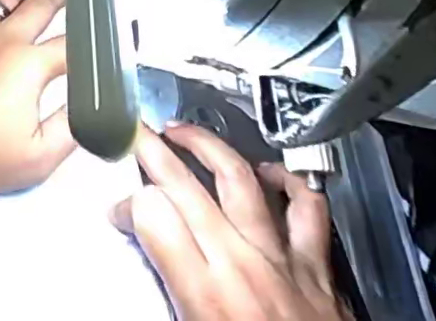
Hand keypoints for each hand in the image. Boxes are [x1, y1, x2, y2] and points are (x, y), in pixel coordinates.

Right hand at [114, 126, 349, 320]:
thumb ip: (173, 306)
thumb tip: (156, 273)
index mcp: (206, 299)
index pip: (154, 219)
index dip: (129, 206)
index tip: (119, 210)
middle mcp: (241, 266)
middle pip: (187, 187)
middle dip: (154, 153)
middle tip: (139, 135)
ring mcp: (281, 259)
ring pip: (239, 178)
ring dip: (208, 147)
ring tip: (186, 132)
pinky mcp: (316, 267)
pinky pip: (305, 207)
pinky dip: (287, 180)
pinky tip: (268, 169)